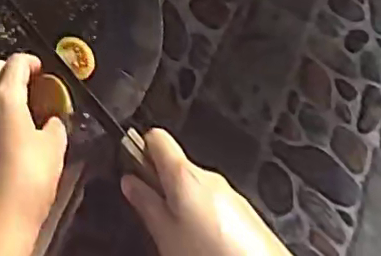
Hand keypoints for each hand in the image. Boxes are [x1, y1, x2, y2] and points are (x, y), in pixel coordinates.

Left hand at [0, 54, 68, 254]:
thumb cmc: (26, 179)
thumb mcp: (54, 148)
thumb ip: (55, 123)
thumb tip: (53, 119)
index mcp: (5, 95)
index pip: (16, 62)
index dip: (32, 61)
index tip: (43, 68)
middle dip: (12, 69)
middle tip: (32, 81)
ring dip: (2, 88)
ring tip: (25, 105)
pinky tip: (14, 127)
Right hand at [121, 129, 289, 255]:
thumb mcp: (165, 237)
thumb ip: (145, 204)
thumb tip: (130, 183)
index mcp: (185, 174)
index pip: (155, 137)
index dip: (141, 150)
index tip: (136, 171)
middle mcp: (210, 177)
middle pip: (177, 166)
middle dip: (165, 188)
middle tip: (159, 218)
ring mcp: (233, 197)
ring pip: (198, 190)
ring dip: (188, 208)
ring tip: (188, 243)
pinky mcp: (250, 218)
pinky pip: (219, 208)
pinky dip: (211, 222)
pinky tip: (211, 250)